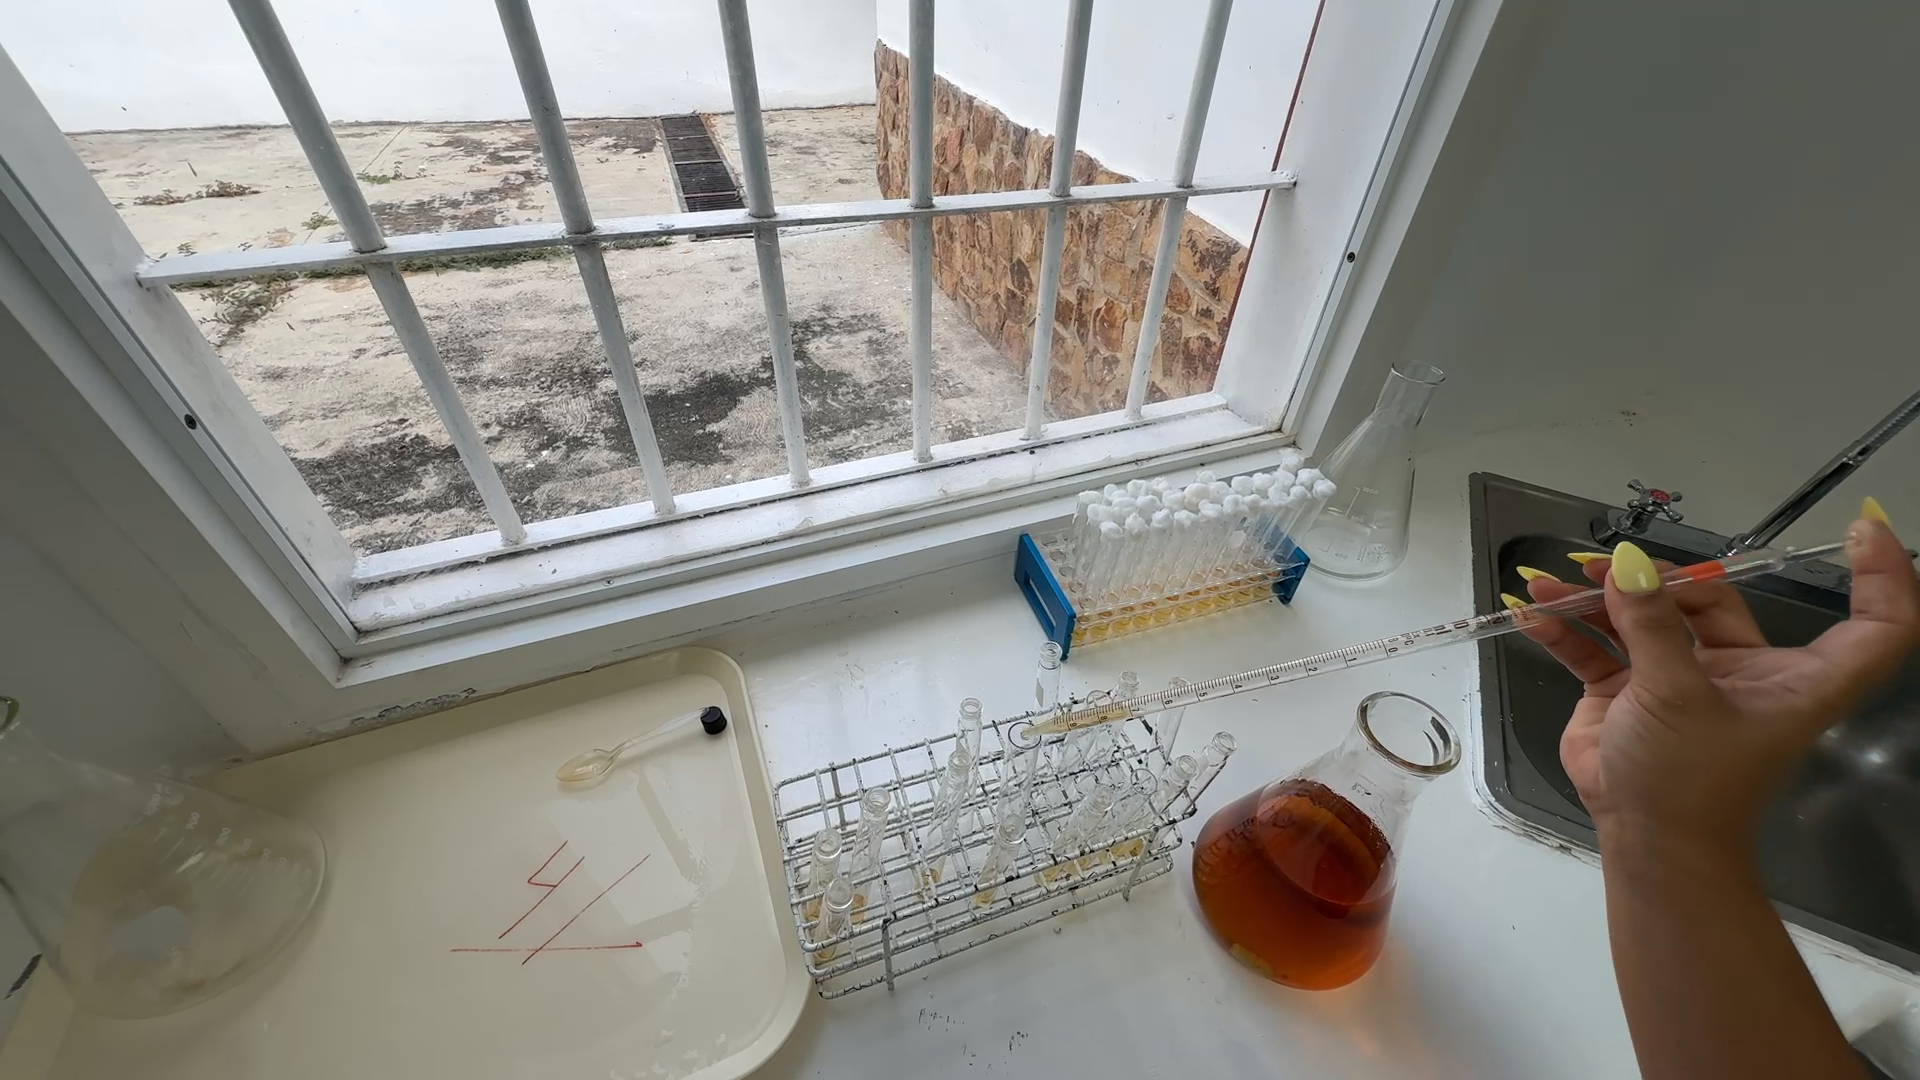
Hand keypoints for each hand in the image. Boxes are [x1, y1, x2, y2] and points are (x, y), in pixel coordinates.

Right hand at [1514, 501, 1919, 850]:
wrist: (1642, 829)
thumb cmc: (1691, 772)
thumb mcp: (1677, 696)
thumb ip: (1651, 628)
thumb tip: (1630, 564)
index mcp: (1792, 676)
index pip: (1872, 623)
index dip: (1883, 577)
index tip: (1863, 529)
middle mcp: (1737, 669)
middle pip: (1705, 604)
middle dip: (1652, 582)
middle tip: (1603, 567)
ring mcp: (1673, 675)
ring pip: (1636, 621)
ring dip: (1590, 601)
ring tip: (1549, 586)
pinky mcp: (1621, 687)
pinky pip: (1592, 647)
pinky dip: (1562, 631)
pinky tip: (1530, 617)